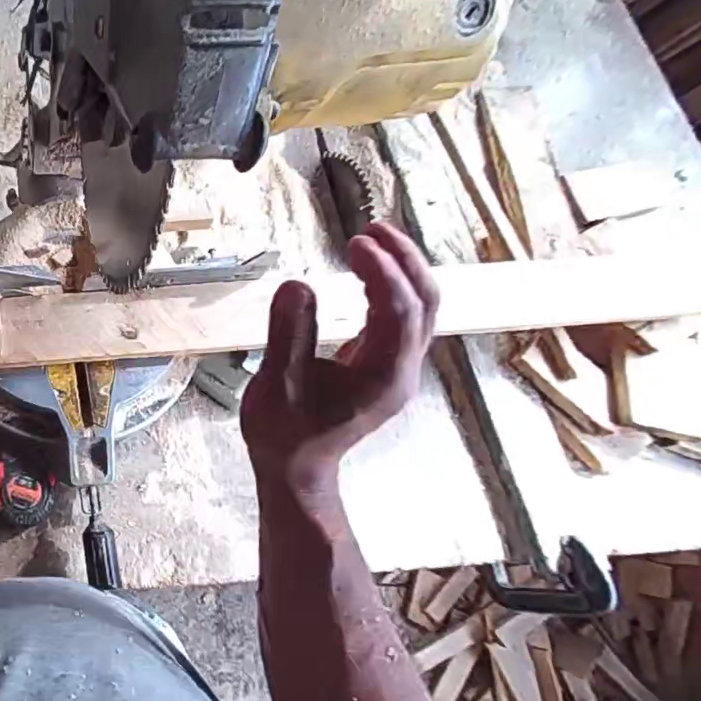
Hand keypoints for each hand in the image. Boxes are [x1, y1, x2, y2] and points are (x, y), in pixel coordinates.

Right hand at [241, 222, 439, 489]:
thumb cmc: (284, 434)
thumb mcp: (276, 385)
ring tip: (373, 242)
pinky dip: (390, 290)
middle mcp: (401, 370)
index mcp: (382, 376)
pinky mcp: (384, 369)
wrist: (297, 470)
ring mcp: (397, 370)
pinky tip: (368, 275)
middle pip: (424, 302)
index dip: (381, 271)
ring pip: (419, 309)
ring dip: (402, 271)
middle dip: (403, 260)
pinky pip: (402, 320)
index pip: (396, 310)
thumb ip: (288, 335)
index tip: (354, 243)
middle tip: (371, 229)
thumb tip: (295, 284)